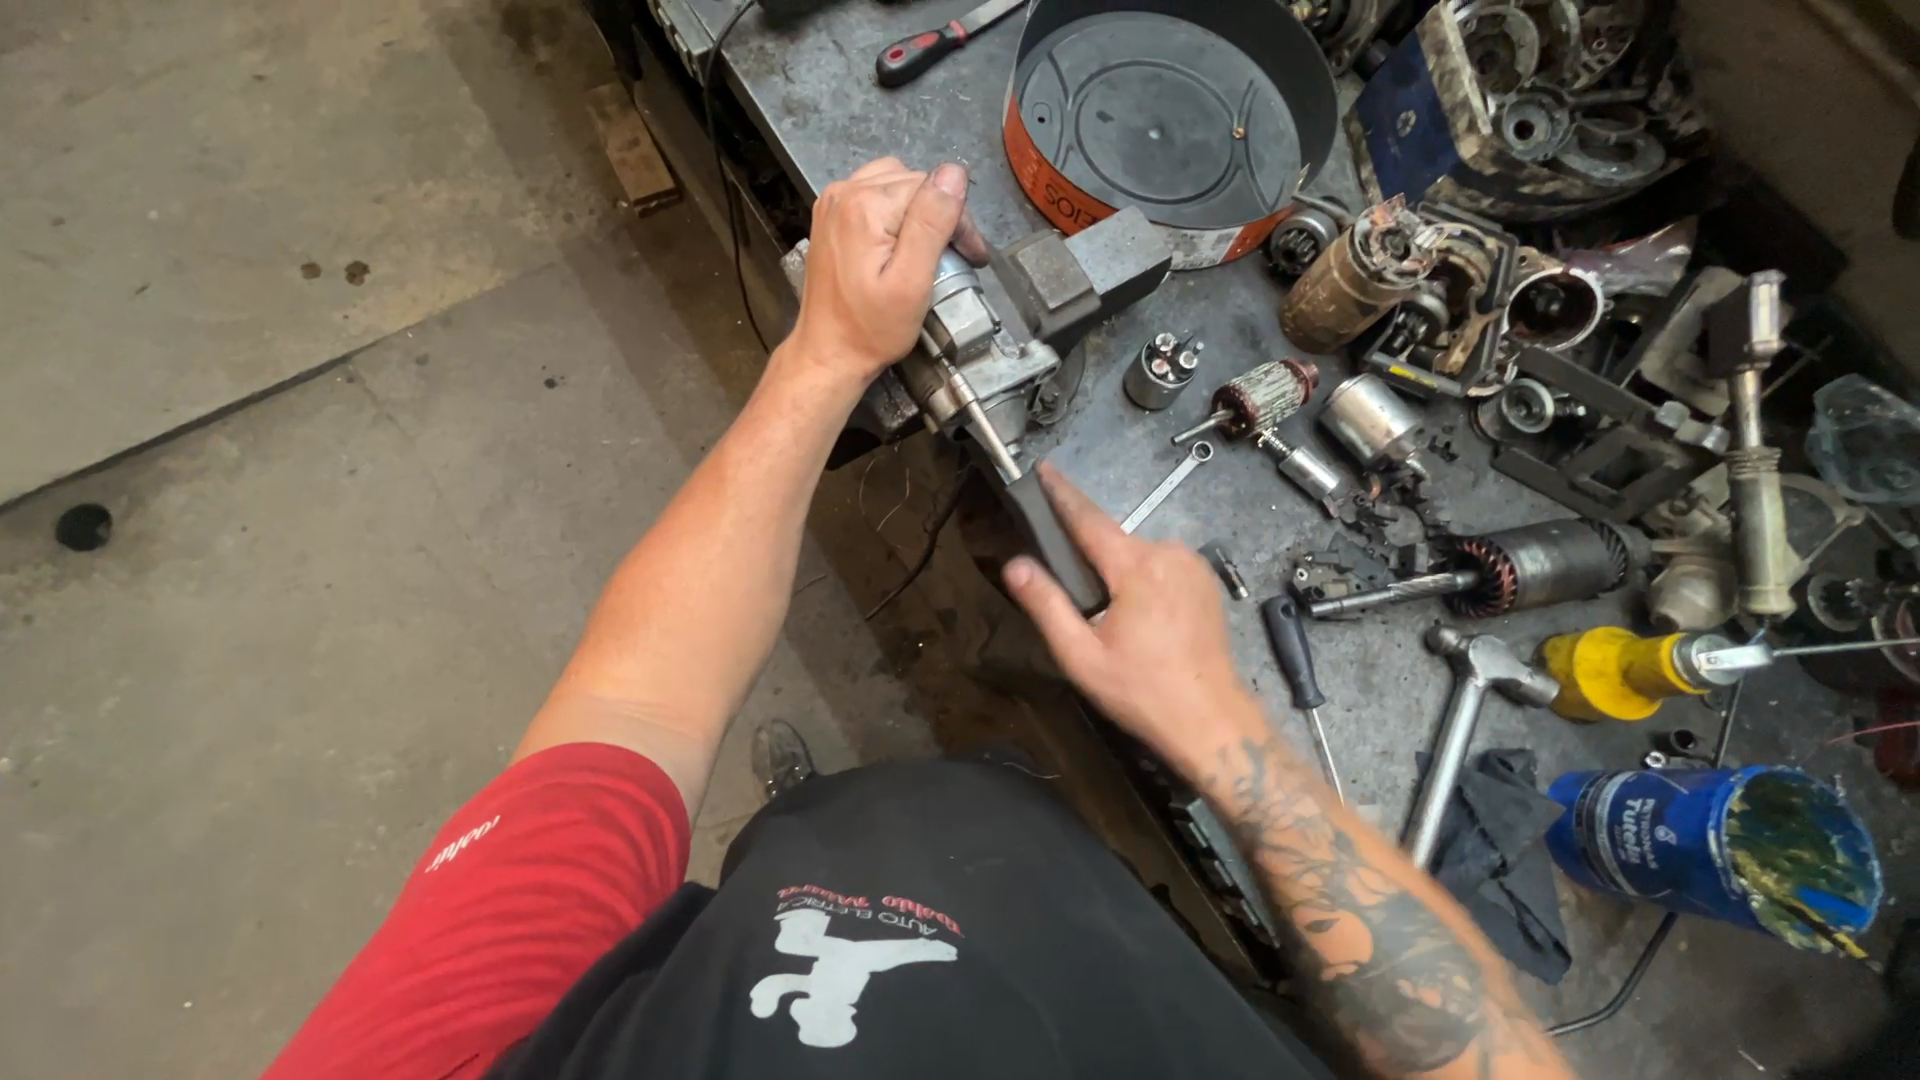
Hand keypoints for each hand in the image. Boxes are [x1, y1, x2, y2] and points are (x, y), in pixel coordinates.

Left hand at [782, 157, 989, 385]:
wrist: (829, 352)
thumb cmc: (871, 330)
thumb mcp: (911, 283)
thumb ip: (931, 224)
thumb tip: (954, 174)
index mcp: (864, 205)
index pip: (929, 187)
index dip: (958, 218)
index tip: (972, 256)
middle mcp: (844, 192)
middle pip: (912, 181)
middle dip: (941, 213)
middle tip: (959, 255)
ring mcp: (833, 203)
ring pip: (894, 183)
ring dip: (919, 210)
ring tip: (933, 247)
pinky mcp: (831, 217)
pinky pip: (873, 195)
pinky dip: (895, 212)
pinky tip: (903, 242)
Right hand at [1002, 465, 1262, 763]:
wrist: (1211, 720)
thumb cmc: (1142, 691)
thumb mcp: (1081, 655)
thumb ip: (1046, 605)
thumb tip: (1015, 564)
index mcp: (1137, 568)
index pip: (1089, 518)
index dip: (1062, 494)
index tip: (1043, 469)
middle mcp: (1169, 554)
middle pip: (1114, 541)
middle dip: (1089, 558)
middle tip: (1077, 601)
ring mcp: (1193, 566)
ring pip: (1138, 555)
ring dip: (1118, 574)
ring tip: (1112, 621)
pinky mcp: (1206, 581)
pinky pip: (1161, 566)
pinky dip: (1143, 580)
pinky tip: (1141, 619)